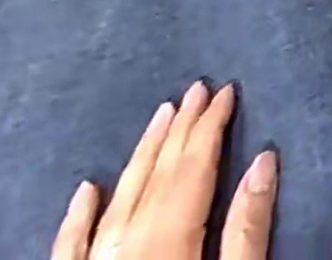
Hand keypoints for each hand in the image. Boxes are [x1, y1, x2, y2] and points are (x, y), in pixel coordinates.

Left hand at [50, 81, 277, 258]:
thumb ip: (247, 228)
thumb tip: (264, 159)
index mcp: (165, 246)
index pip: (191, 170)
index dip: (210, 127)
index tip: (226, 90)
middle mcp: (121, 252)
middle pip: (153, 179)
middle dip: (178, 131)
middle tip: (196, 89)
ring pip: (113, 204)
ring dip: (138, 157)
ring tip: (159, 116)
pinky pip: (67, 252)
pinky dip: (76, 219)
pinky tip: (85, 189)